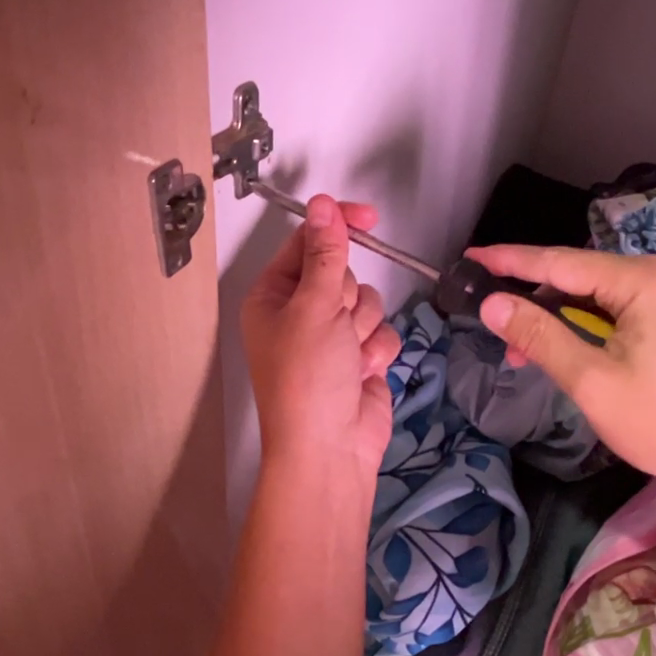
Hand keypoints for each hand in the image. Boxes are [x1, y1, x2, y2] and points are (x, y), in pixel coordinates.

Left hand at [244, 196, 401, 474]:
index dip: (336, 226)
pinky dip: (377, 352)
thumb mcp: (313, 307)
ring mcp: (331, 337)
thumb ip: (326, 253)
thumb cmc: (307, 379)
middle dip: (348, 298)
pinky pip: (381, 332)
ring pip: (368, 302)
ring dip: (364, 328)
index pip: (307, 242)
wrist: (330, 449)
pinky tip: (363, 373)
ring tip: (348, 357)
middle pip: (343, 273)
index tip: (367, 216)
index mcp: (273, 296)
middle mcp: (300, 313)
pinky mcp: (359, 358)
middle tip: (336, 325)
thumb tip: (323, 206)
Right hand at [464, 245, 655, 496]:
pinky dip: (585, 326)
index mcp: (647, 281)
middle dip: (533, 300)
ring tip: (519, 352)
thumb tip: (491, 304)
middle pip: (579, 276)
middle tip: (489, 320)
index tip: (470, 257)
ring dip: (556, 319)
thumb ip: (540, 336)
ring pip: (595, 295)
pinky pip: (616, 309)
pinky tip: (559, 348)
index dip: (511, 261)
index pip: (562, 263)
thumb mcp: (592, 381)